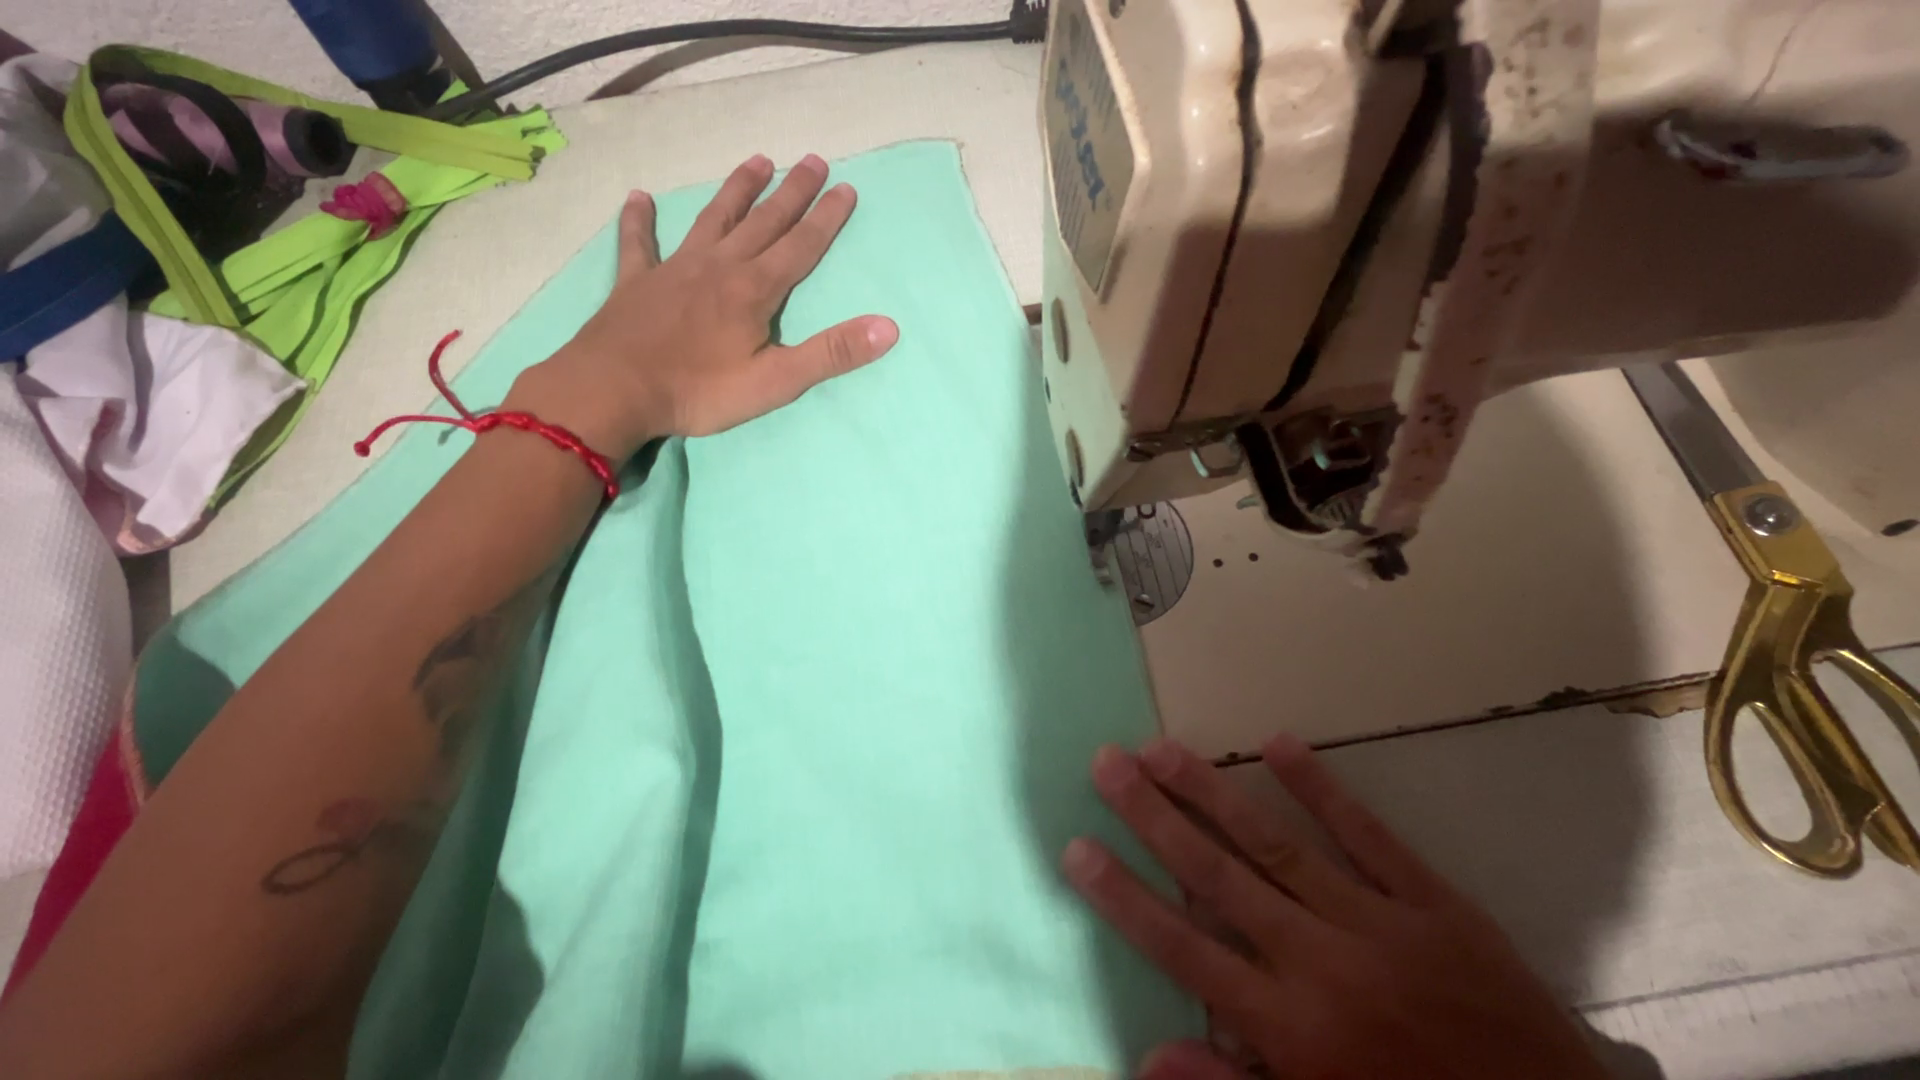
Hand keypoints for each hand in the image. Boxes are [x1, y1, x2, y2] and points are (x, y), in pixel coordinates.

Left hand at [509, 153, 898, 460]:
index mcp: (754, 290)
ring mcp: (674, 269)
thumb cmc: (699, 392)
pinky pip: (639, 243)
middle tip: (813, 159)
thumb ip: (830, 353)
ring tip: (757, 161)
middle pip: (763, 221)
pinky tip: (639, 197)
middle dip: (791, 192)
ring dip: (737, 190)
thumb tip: (888, 328)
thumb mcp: (776, 381)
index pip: (801, 246)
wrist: (613, 390)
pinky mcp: (636, 282)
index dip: (826, 218)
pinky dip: (639, 220)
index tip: (846, 187)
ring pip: (713, 218)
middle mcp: (719, 266)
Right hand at [1065, 737, 1608, 1079]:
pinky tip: (1277, 743)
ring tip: (1164, 748)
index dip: (1124, 895)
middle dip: (1154, 816)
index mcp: (1289, 1028)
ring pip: (1275, 844)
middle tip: (1109, 763)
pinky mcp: (1435, 904)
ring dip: (1213, 791)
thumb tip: (1145, 1056)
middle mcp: (1320, 964)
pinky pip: (1369, 837)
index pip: (1182, 948)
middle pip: (1217, 876)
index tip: (1077, 847)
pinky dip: (1321, 789)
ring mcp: (1379, 924)